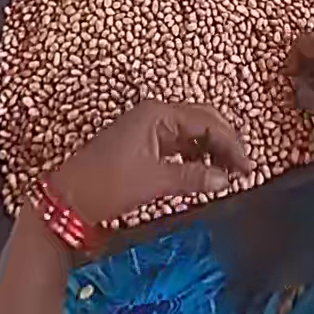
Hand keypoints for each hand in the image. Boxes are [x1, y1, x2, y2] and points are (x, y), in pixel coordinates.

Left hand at [50, 101, 253, 224]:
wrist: (67, 199)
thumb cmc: (108, 184)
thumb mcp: (154, 181)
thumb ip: (193, 177)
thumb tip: (224, 180)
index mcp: (159, 113)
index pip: (207, 121)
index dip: (231, 143)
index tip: (247, 167)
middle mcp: (156, 114)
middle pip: (203, 121)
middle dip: (225, 142)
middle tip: (243, 168)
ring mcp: (149, 128)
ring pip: (192, 133)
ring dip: (211, 150)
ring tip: (228, 173)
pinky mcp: (144, 144)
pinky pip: (179, 144)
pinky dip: (196, 157)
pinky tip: (205, 172)